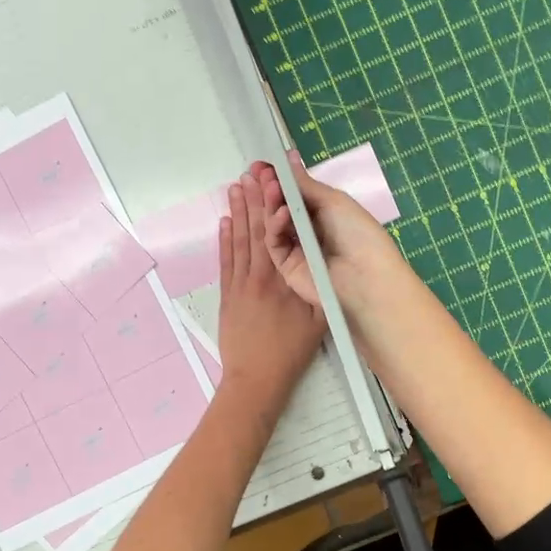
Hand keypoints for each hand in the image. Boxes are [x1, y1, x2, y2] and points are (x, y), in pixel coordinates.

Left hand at [217, 173, 324, 413]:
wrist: (255, 379)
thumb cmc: (290, 352)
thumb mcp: (318, 322)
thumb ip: (320, 289)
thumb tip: (326, 259)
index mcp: (282, 280)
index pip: (278, 234)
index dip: (275, 205)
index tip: (275, 181)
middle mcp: (258, 277)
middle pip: (255, 230)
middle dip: (254, 198)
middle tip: (252, 171)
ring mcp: (240, 285)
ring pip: (239, 241)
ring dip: (238, 212)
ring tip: (237, 185)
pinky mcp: (228, 296)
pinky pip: (226, 261)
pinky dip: (225, 240)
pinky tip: (225, 221)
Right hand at [250, 156, 403, 308]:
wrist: (365, 278)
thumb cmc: (358, 234)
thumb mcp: (334, 202)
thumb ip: (306, 185)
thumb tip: (289, 157)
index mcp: (323, 215)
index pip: (294, 195)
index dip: (279, 179)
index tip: (262, 163)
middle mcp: (308, 232)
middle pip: (280, 208)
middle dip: (268, 189)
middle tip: (255, 170)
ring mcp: (296, 250)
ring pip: (274, 224)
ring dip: (271, 203)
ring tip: (269, 185)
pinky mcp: (287, 268)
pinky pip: (275, 244)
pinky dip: (275, 226)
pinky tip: (281, 212)